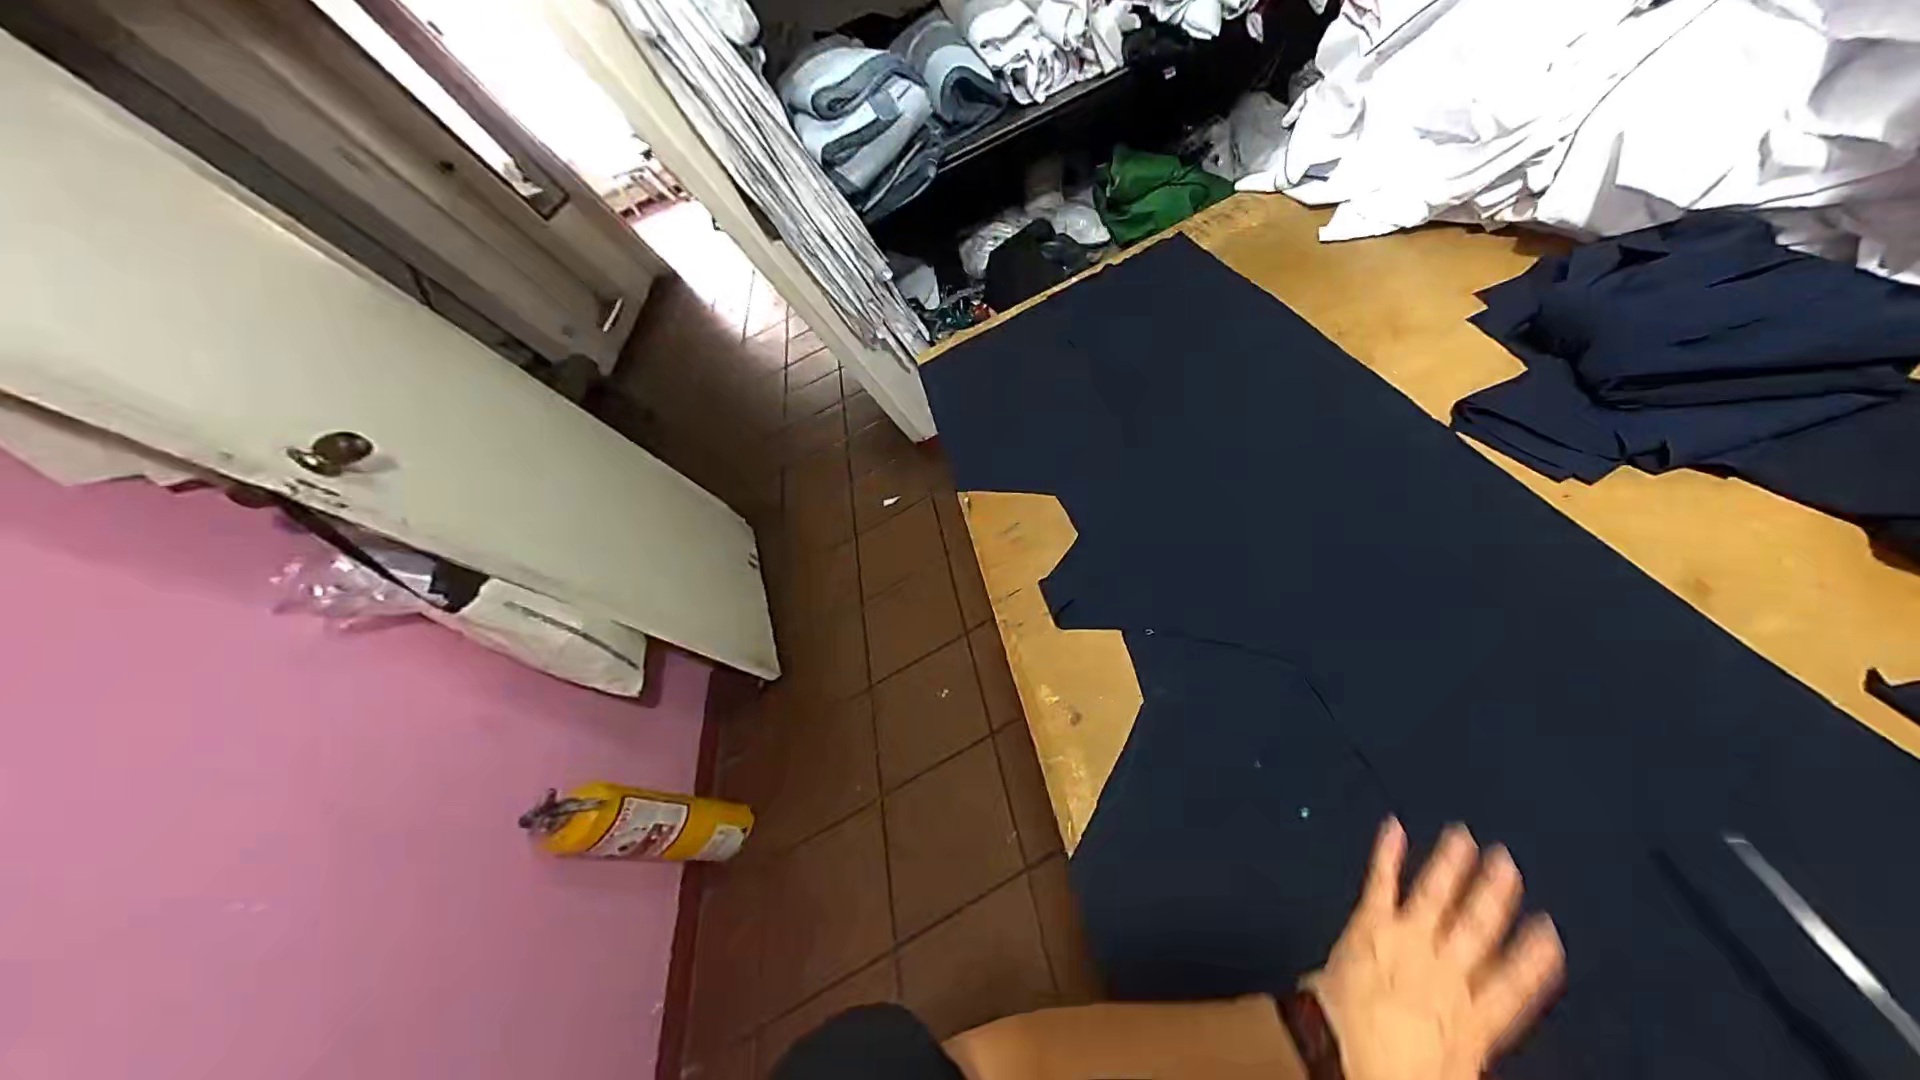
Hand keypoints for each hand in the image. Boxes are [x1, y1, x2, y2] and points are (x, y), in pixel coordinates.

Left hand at [1305, 819, 1564, 1079]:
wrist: (1341, 1053)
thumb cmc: (1394, 1073)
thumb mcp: (1455, 1075)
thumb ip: (1472, 1053)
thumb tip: (1486, 1044)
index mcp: (1474, 1021)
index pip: (1514, 985)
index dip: (1533, 959)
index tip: (1549, 929)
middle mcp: (1446, 972)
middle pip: (1477, 929)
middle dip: (1493, 894)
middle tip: (1508, 861)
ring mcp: (1406, 941)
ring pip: (1435, 896)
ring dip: (1450, 865)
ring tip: (1463, 835)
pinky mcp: (1369, 922)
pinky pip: (1381, 882)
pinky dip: (1388, 853)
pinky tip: (1393, 826)